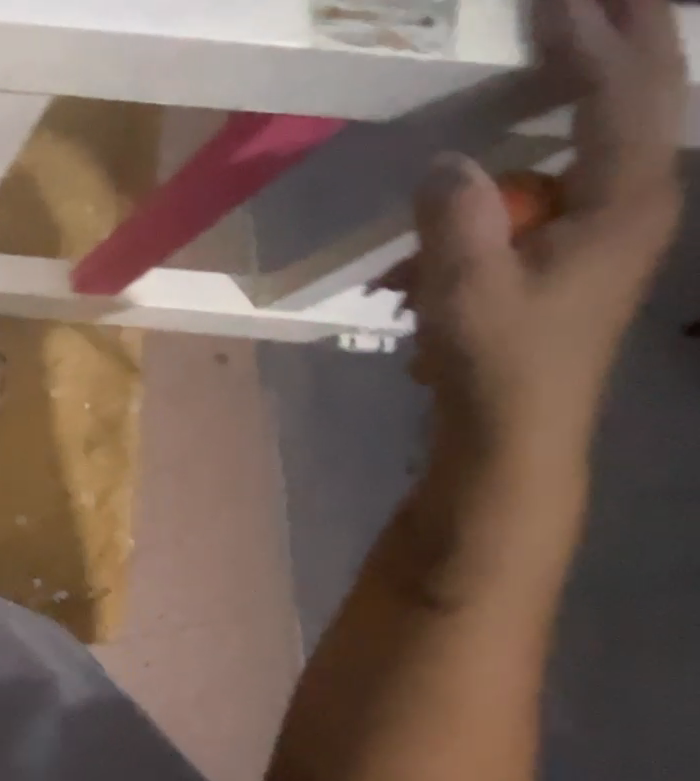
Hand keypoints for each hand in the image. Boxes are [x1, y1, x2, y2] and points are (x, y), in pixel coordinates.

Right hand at [410, 0, 684, 457]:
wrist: (516, 431)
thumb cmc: (498, 362)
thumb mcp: (465, 288)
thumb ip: (456, 216)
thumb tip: (445, 160)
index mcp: (624, 202)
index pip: (618, 95)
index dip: (590, 40)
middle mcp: (637, 202)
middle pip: (644, 98)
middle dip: (625, 38)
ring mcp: (613, 230)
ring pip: (612, 136)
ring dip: (590, 91)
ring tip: (569, 48)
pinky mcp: (580, 254)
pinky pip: (568, 181)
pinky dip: (540, 160)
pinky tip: (490, 173)